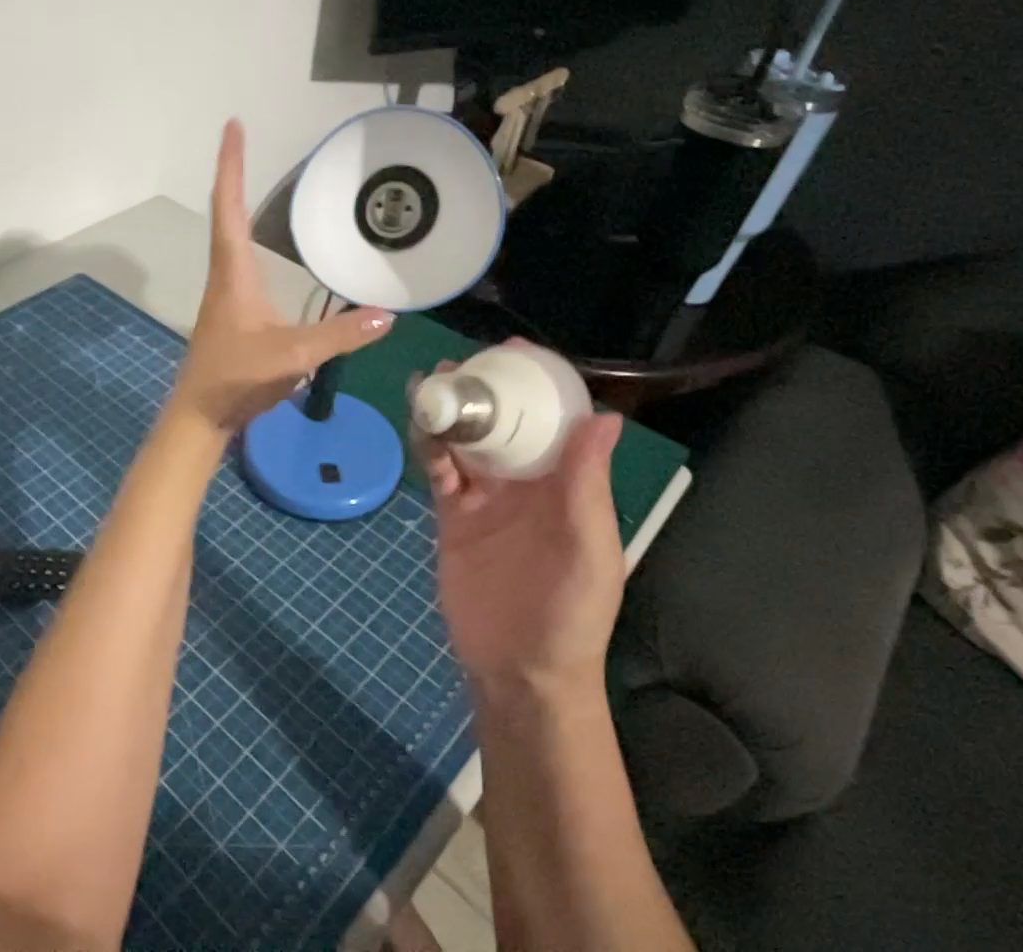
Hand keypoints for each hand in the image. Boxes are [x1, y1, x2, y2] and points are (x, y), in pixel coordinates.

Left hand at [169, 120, 392, 432]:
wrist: (200, 416)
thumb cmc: (236, 378)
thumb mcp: (292, 355)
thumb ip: (339, 337)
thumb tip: (386, 316)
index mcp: (233, 273)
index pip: (229, 207)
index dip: (231, 166)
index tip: (232, 126)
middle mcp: (225, 277)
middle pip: (226, 215)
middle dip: (235, 176)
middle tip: (245, 142)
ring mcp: (226, 297)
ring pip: (231, 241)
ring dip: (240, 208)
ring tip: (258, 183)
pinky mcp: (232, 316)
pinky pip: (241, 265)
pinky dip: (251, 242)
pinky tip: (269, 255)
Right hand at [415, 352, 625, 693]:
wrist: (520, 669)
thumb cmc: (569, 615)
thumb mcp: (589, 550)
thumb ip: (588, 486)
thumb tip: (603, 417)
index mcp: (567, 486)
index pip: (554, 423)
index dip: (539, 386)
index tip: (515, 354)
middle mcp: (527, 485)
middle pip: (505, 425)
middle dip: (485, 392)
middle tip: (459, 362)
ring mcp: (487, 500)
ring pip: (467, 444)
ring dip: (452, 414)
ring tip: (431, 381)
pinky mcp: (453, 519)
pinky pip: (440, 475)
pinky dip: (430, 450)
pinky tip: (419, 427)